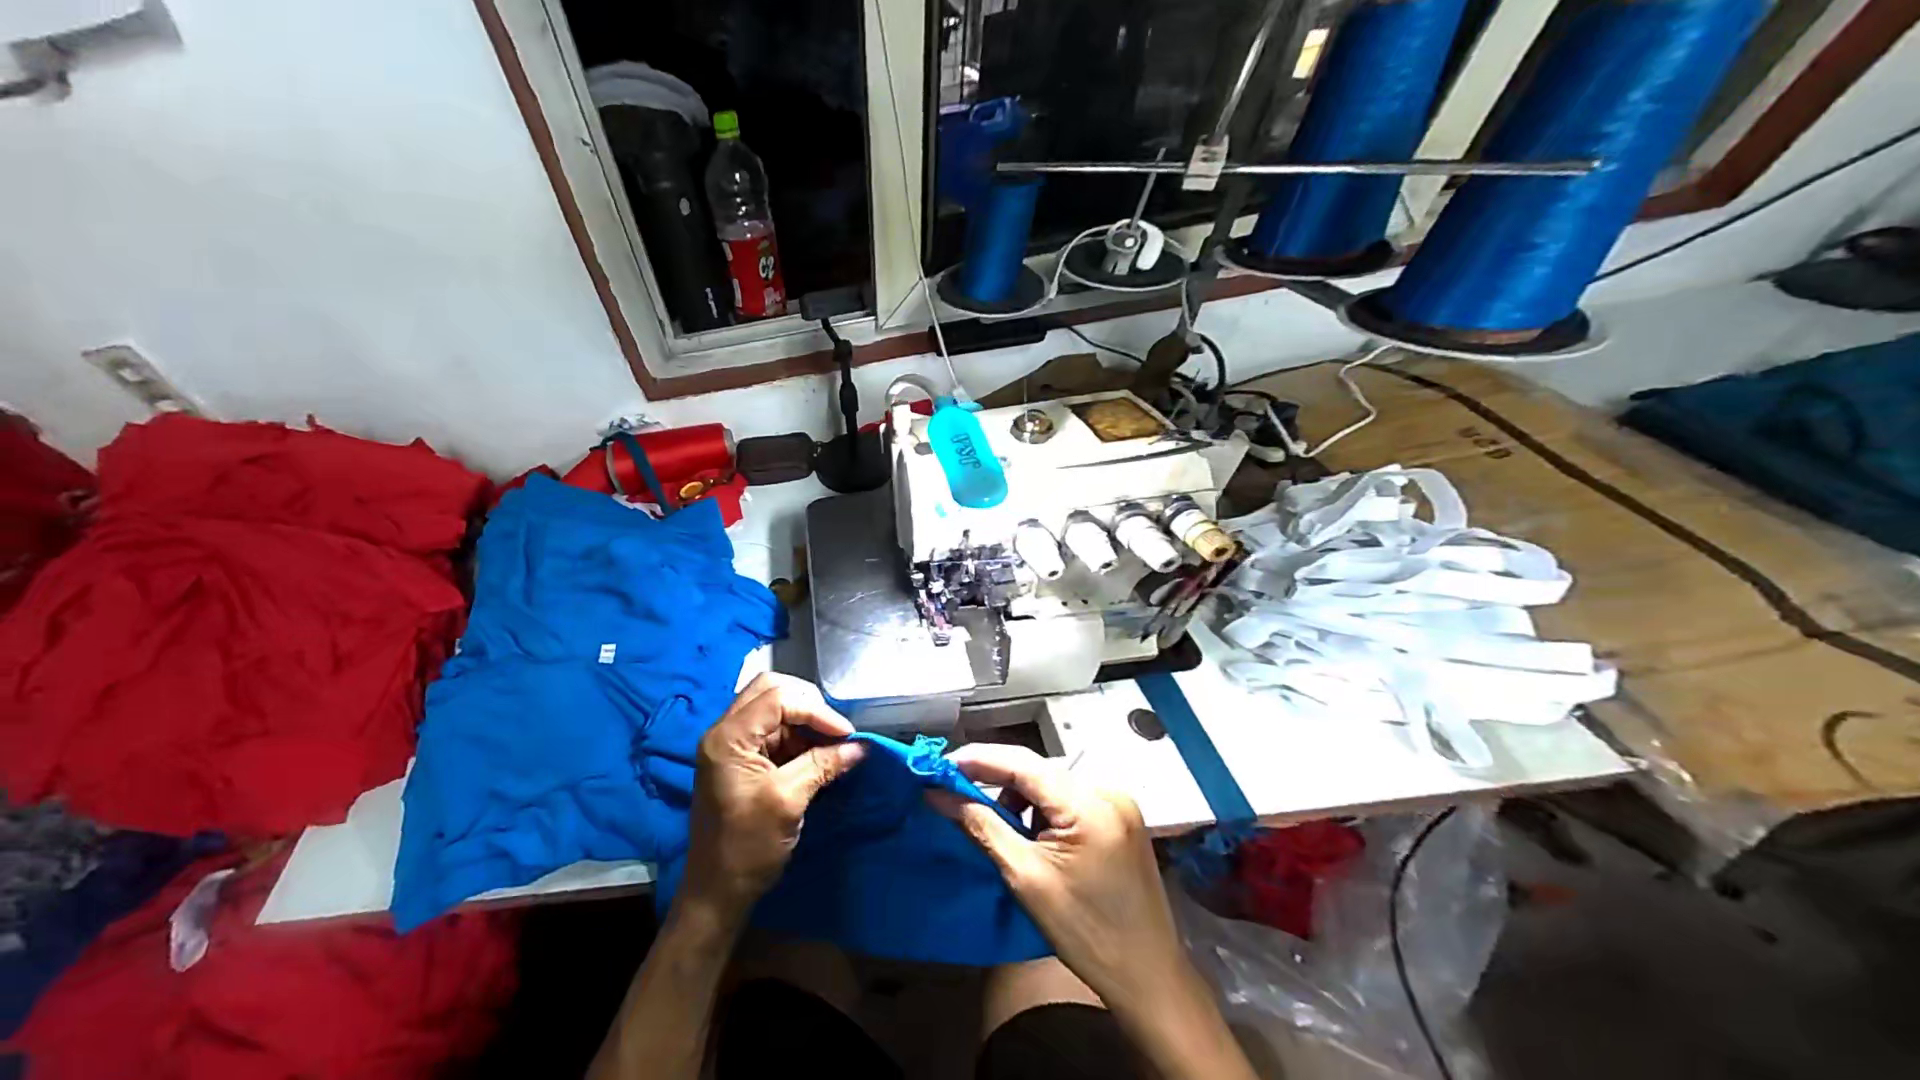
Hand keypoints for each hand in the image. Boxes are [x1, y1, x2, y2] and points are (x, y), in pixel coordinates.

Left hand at [681, 674, 866, 918]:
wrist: (717, 893)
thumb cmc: (747, 847)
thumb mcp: (789, 801)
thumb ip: (823, 764)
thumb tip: (861, 746)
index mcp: (728, 738)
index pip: (777, 698)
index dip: (816, 710)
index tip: (846, 734)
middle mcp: (724, 732)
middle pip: (771, 690)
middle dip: (809, 704)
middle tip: (836, 730)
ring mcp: (731, 745)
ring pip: (773, 707)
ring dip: (805, 720)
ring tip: (832, 742)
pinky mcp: (741, 760)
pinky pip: (773, 730)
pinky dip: (798, 735)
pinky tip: (818, 752)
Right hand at [929, 744, 1185, 1011]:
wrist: (1147, 973)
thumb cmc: (1086, 933)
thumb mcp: (1025, 878)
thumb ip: (982, 826)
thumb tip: (938, 795)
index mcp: (1089, 804)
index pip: (1023, 763)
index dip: (978, 759)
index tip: (938, 767)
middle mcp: (1107, 790)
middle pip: (1038, 769)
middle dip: (994, 778)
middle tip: (952, 792)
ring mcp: (1117, 802)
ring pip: (1051, 782)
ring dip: (1018, 796)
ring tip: (994, 823)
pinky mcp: (1119, 816)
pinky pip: (1069, 797)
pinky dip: (1041, 808)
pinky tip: (1028, 832)